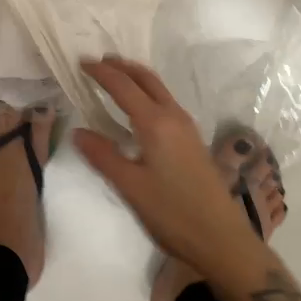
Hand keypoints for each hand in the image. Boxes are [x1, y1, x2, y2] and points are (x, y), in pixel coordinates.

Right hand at [71, 56, 260, 279]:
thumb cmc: (173, 213)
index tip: (81, 62)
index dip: (101, 73)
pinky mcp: (192, 140)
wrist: (221, 238)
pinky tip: (139, 109)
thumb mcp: (131, 187)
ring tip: (115, 78)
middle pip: (145, 78)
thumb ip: (103, 156)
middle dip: (121, 66)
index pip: (123, 86)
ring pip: (158, 88)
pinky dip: (147, 92)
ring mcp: (186, 127)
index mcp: (155, 122)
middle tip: (98, 62)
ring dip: (136, 77)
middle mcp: (173, 116)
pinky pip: (166, 101)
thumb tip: (78, 132)